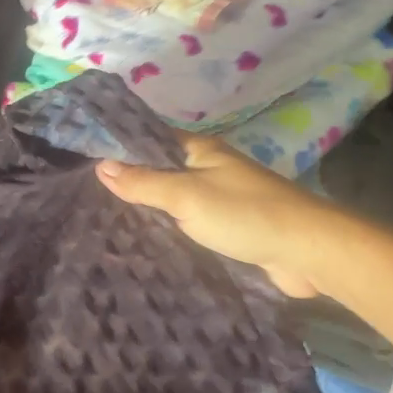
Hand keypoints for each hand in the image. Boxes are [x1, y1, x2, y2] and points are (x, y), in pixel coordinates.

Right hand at [95, 133, 335, 297]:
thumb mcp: (186, 196)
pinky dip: (171, 230)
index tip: (84, 163)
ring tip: (107, 223)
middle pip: (161, 171)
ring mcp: (222, 199)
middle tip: (87, 199)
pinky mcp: (232, 228)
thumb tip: (101, 166)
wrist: (309, 251)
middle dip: (131, 183)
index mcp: (201, 150)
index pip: (150, 140)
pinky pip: (191, 224)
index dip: (120, 149)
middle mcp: (210, 169)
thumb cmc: (245, 214)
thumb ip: (144, 183)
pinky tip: (147, 243)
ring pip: (175, 200)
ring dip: (151, 210)